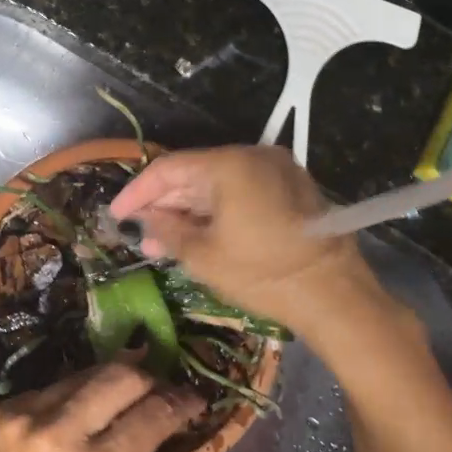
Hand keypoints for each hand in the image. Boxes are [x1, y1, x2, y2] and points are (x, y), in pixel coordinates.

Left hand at [0, 364, 202, 451]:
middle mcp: (62, 432)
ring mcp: (25, 415)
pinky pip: (47, 390)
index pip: (152, 415)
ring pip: (82, 375)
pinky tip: (75, 409)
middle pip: (120, 377)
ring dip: (109, 380)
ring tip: (122, 389)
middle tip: (159, 387)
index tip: (193, 398)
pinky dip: (69, 396)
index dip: (180, 402)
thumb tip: (147, 433)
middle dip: (148, 378)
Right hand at [109, 146, 417, 356]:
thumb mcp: (204, 256)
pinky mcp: (291, 190)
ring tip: (164, 242)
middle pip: (195, 173)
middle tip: (141, 233)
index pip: (168, 168)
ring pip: (218, 184)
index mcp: (230, 164)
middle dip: (164, 204)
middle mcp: (254, 157)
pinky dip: (217, 211)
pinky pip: (241, 192)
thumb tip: (145, 218)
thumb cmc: (263, 274)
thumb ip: (167, 229)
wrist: (334, 295)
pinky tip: (198, 236)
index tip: (117, 215)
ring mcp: (277, 172)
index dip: (137, 191)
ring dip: (190, 211)